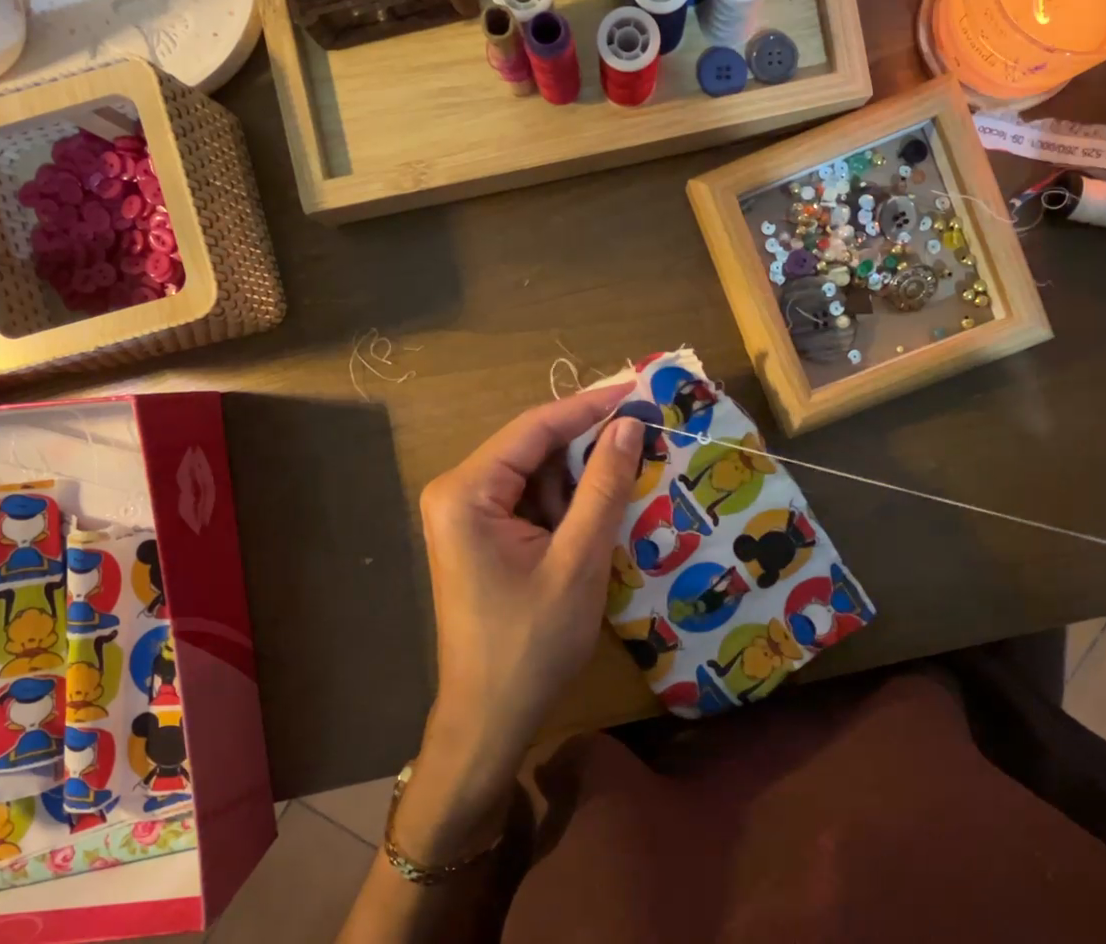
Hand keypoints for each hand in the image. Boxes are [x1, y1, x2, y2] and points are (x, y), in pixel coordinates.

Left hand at [401, 386, 640, 858]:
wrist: (490, 718)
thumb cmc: (531, 644)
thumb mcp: (577, 562)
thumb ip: (602, 489)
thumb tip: (628, 425)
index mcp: (466, 492)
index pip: (533, 429)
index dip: (589, 406)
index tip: (638, 387)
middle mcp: (457, 493)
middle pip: (532, 448)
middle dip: (588, 440)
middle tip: (647, 423)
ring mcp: (466, 517)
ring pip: (535, 475)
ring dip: (582, 474)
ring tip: (639, 459)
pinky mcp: (482, 539)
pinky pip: (530, 503)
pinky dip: (568, 503)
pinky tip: (609, 503)